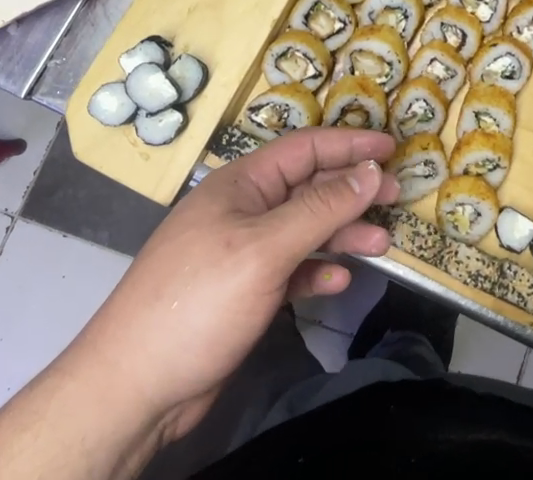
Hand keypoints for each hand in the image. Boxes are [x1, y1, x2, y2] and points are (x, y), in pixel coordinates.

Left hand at [71, 127, 399, 443]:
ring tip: (381, 245)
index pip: (304, 148)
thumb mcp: (266, 248)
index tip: (392, 148)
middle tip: (397, 197)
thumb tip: (371, 170)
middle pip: (308, 188)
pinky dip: (317, 271)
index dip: (349, 144)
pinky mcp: (245, 292)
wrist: (135, 387)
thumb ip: (322, 208)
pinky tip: (337, 282)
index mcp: (240, 185)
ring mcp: (243, 253)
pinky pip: (293, 269)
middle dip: (353, 191)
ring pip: (305, 230)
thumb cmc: (199, 301)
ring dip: (342, 234)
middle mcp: (243, 211)